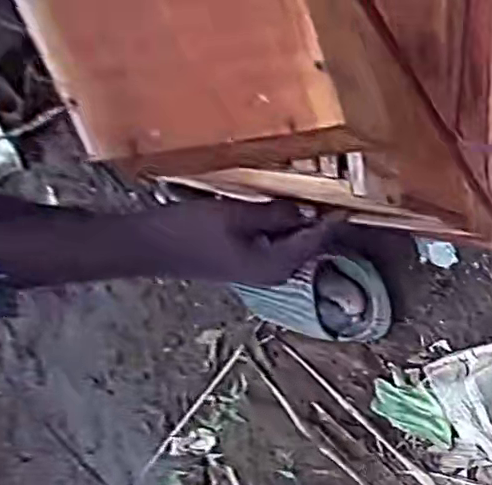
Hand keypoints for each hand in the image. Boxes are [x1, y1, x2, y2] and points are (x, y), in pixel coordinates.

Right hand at [122, 199, 343, 284]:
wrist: (146, 247)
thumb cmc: (185, 231)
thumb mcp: (233, 216)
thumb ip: (273, 215)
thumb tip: (304, 211)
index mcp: (279, 266)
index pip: (313, 242)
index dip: (329, 224)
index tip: (345, 209)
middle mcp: (279, 273)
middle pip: (306, 246)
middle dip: (317, 225)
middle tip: (331, 202)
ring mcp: (265, 271)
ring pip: (292, 245)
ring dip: (299, 226)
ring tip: (310, 205)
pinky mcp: (251, 263)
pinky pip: (276, 245)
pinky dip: (282, 230)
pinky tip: (280, 214)